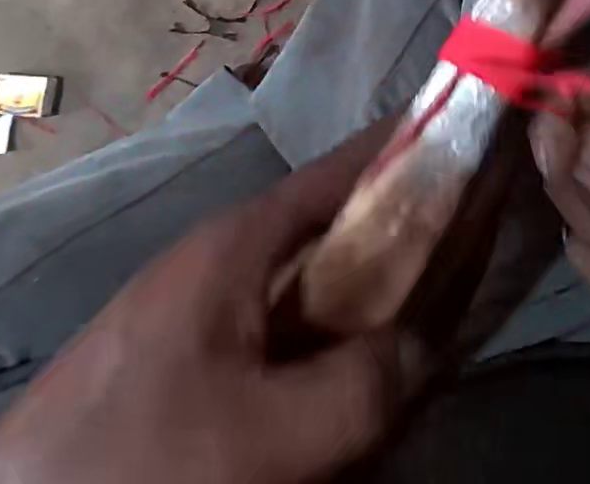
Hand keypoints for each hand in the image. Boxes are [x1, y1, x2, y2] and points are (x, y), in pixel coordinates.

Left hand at [0, 122, 421, 483]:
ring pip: (300, 271)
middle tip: (449, 239)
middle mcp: (221, 250)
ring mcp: (200, 293)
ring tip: (408, 301)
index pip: (334, 172)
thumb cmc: (140, 458)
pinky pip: (273, 315)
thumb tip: (425, 343)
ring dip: (353, 281)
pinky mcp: (187, 337)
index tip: (447, 137)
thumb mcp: (265, 435)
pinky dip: (317, 325)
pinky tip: (336, 366)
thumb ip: (360, 387)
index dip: (393, 150)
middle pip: (323, 220)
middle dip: (385, 224)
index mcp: (239, 240)